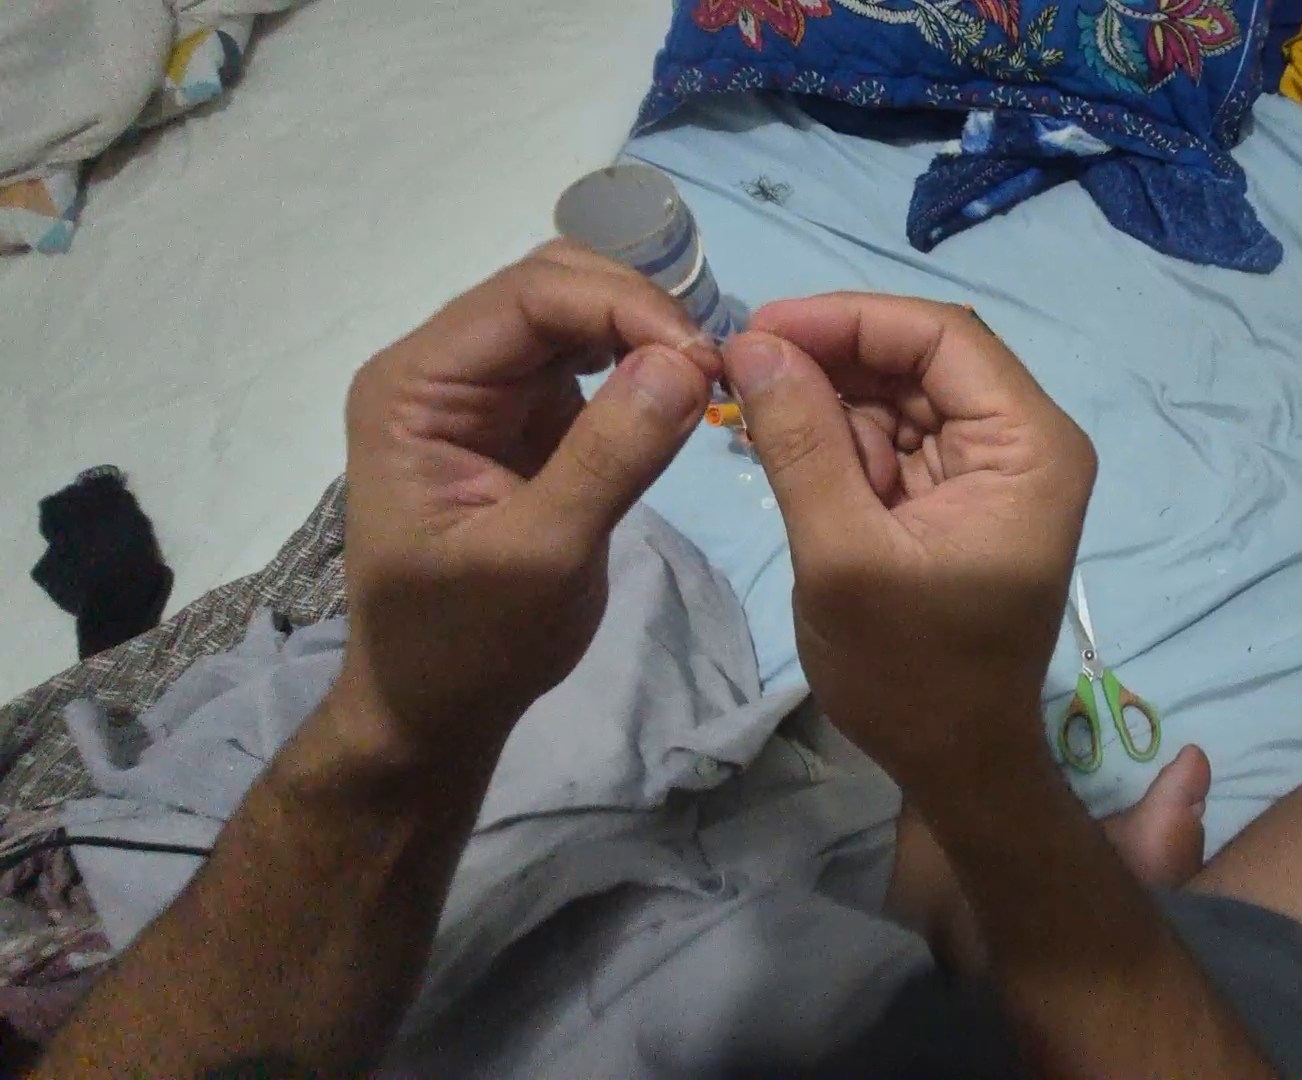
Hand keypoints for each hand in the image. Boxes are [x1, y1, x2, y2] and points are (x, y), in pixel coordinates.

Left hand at [337, 242, 720, 751]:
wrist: (443, 699)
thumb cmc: (471, 640)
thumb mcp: (541, 555)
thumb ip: (609, 457)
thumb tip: (686, 364)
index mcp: (418, 388)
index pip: (527, 299)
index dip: (624, 310)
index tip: (705, 363)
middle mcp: (449, 371)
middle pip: (552, 288)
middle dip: (640, 311)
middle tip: (712, 369)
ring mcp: (494, 393)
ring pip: (579, 316)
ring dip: (649, 332)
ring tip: (708, 377)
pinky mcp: (536, 421)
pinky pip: (597, 364)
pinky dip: (647, 365)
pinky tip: (683, 390)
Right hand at [722, 296, 1095, 795]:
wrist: (955, 760)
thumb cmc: (912, 676)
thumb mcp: (843, 556)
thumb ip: (800, 443)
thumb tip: (752, 344)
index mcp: (1030, 448)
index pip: (943, 338)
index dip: (848, 320)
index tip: (757, 329)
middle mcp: (1026, 444)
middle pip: (923, 362)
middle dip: (832, 364)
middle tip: (740, 376)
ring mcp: (995, 471)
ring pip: (903, 399)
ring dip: (830, 408)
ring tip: (759, 429)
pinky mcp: (962, 498)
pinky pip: (897, 443)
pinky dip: (842, 445)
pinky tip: (793, 460)